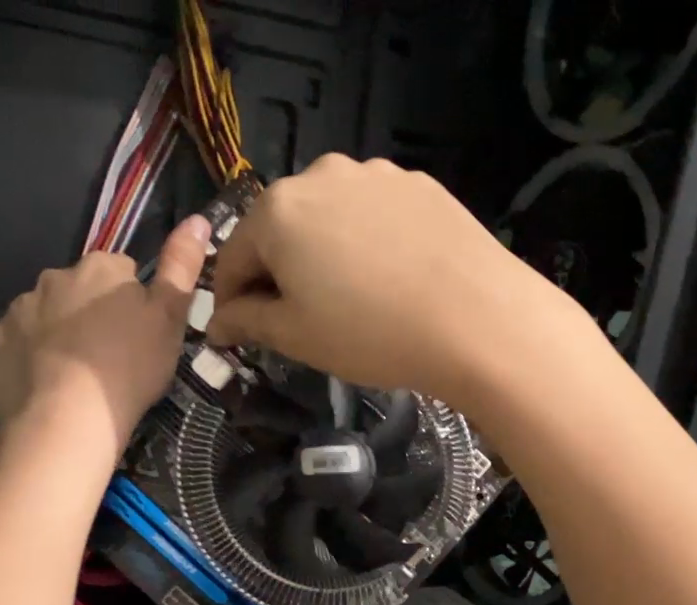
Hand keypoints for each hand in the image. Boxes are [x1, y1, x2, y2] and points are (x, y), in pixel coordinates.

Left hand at [0, 216, 212, 450]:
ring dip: (61, 334)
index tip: (141, 335)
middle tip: (111, 359)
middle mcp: (54, 277)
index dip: (134, 303)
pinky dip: (32, 356)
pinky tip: (47, 385)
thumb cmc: (129, 368)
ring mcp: (20, 309)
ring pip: (47, 314)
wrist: (66, 420)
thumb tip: (197, 218)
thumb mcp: (170, 319)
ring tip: (77, 376)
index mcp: (100, 268)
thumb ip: (181, 267)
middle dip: (93, 314)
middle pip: (81, 290)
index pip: (122, 271)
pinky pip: (19, 342)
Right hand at [204, 155, 589, 406]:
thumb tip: (218, 322)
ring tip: (348, 300)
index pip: (232, 258)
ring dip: (321, 255)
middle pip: (279, 230)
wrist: (478, 319)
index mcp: (277, 210)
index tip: (238, 334)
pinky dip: (364, 244)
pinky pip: (371, 216)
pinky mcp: (418, 185)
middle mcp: (320, 176)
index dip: (230, 302)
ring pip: (327, 219)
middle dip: (277, 274)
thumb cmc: (370, 333)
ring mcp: (375, 175)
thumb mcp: (296, 336)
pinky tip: (388, 280)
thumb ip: (248, 322)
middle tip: (297, 321)